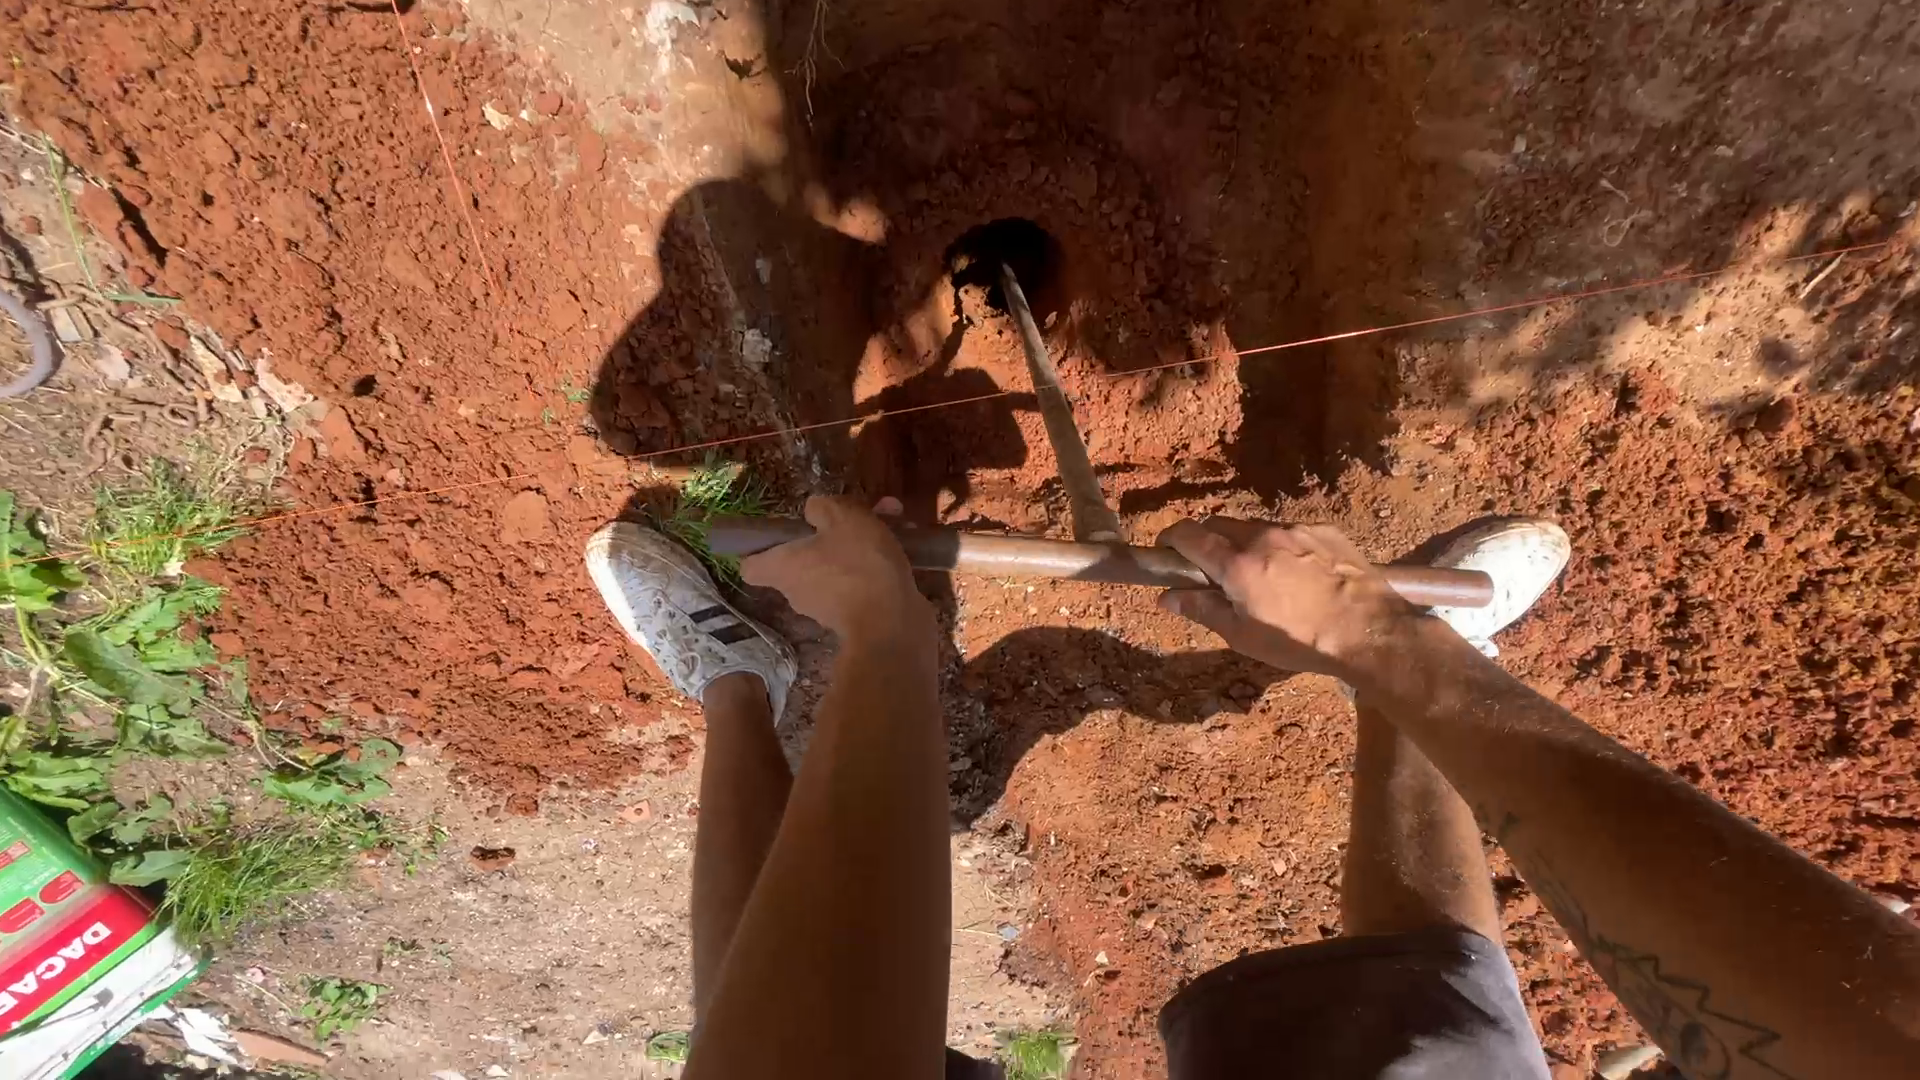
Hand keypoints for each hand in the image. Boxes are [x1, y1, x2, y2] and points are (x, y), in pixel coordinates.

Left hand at [742, 496, 934, 645]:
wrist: (893, 625)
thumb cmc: (859, 565)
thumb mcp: (843, 518)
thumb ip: (824, 507)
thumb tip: (813, 510)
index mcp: (783, 567)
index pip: (751, 566)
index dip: (762, 548)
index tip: (784, 533)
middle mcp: (799, 591)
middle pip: (804, 560)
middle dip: (832, 534)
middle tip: (860, 514)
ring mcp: (829, 609)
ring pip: (839, 567)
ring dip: (862, 545)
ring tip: (894, 522)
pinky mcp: (860, 617)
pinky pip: (862, 583)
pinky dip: (878, 566)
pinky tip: (908, 546)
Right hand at [1155, 519, 1416, 679]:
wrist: (1373, 633)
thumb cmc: (1300, 641)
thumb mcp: (1243, 636)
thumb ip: (1202, 609)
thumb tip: (1166, 597)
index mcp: (1236, 564)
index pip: (1187, 534)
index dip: (1169, 539)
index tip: (1166, 551)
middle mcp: (1261, 536)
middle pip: (1217, 524)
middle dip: (1205, 540)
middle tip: (1210, 570)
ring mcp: (1295, 529)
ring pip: (1253, 526)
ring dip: (1243, 543)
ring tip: (1257, 573)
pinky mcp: (1324, 530)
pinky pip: (1288, 530)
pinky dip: (1279, 545)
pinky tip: (1295, 572)